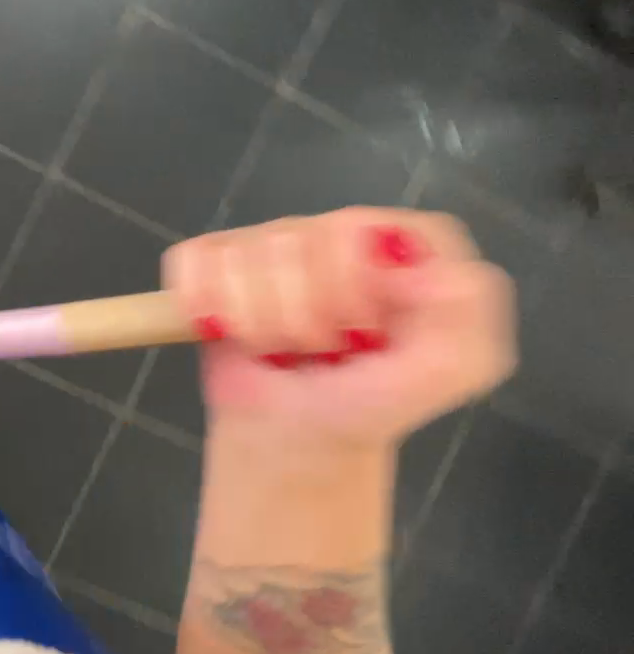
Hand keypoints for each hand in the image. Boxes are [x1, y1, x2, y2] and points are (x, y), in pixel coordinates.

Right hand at [163, 208, 515, 450]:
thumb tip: (429, 271)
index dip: (356, 278)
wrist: (292, 428)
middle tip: (319, 349)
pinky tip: (224, 329)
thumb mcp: (448, 372)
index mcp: (402, 246)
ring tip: (279, 348)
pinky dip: (199, 301)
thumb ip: (461, 317)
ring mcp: (265, 242)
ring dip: (254, 321)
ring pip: (241, 256)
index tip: (363, 329)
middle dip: (300, 312)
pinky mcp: (210, 260)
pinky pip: (192, 260)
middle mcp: (331, 232)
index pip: (370, 225)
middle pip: (295, 239)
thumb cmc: (368, 400)